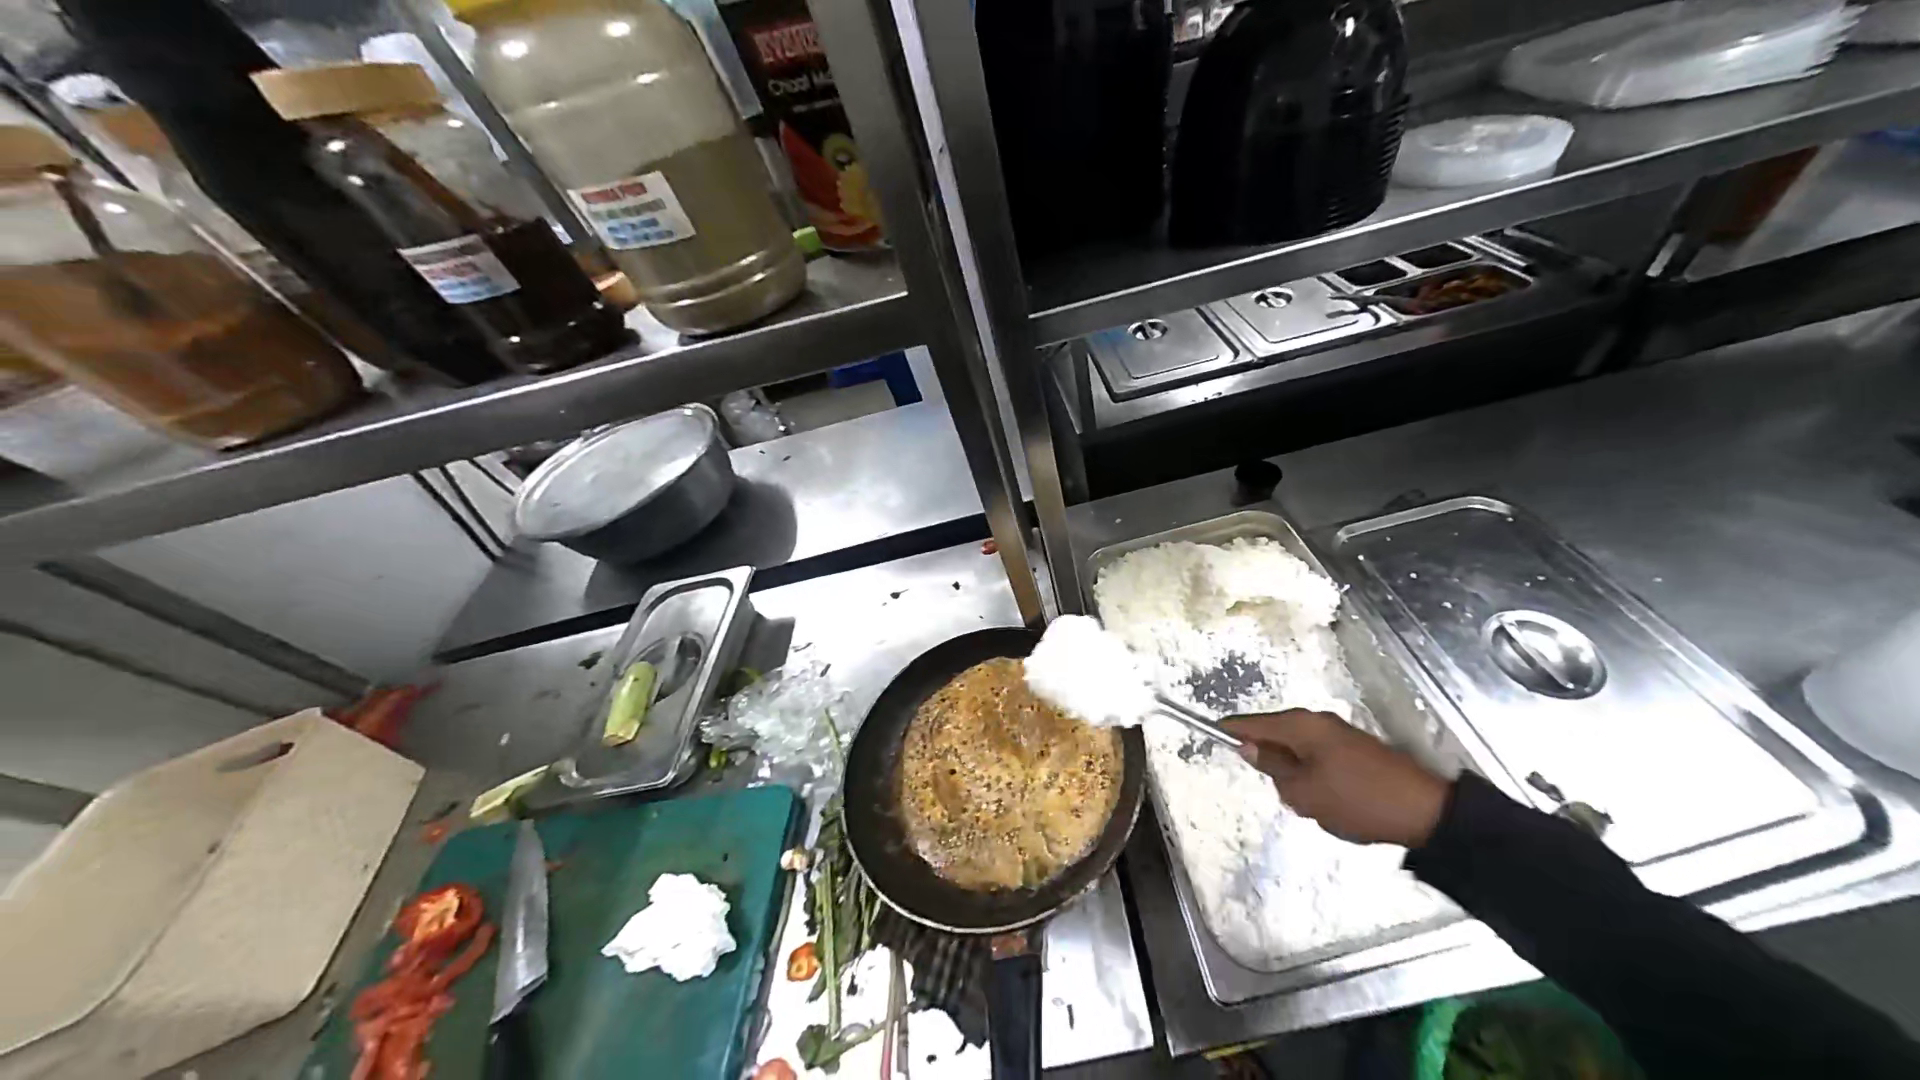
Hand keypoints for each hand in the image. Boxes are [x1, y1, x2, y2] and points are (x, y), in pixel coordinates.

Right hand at [1220, 709, 1449, 847]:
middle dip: (1268, 761)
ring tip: (1311, 803)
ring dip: (1293, 774)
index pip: (1251, 722)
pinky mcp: (1353, 750)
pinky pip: (1316, 758)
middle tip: (1279, 791)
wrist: (1427, 812)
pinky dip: (1312, 776)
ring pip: (1295, 750)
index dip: (1229, 730)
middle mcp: (1316, 722)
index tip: (1209, 735)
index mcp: (1300, 726)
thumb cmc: (1356, 800)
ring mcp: (1337, 734)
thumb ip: (1272, 768)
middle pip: (1273, 734)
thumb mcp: (1304, 792)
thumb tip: (1249, 747)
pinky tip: (1328, 801)